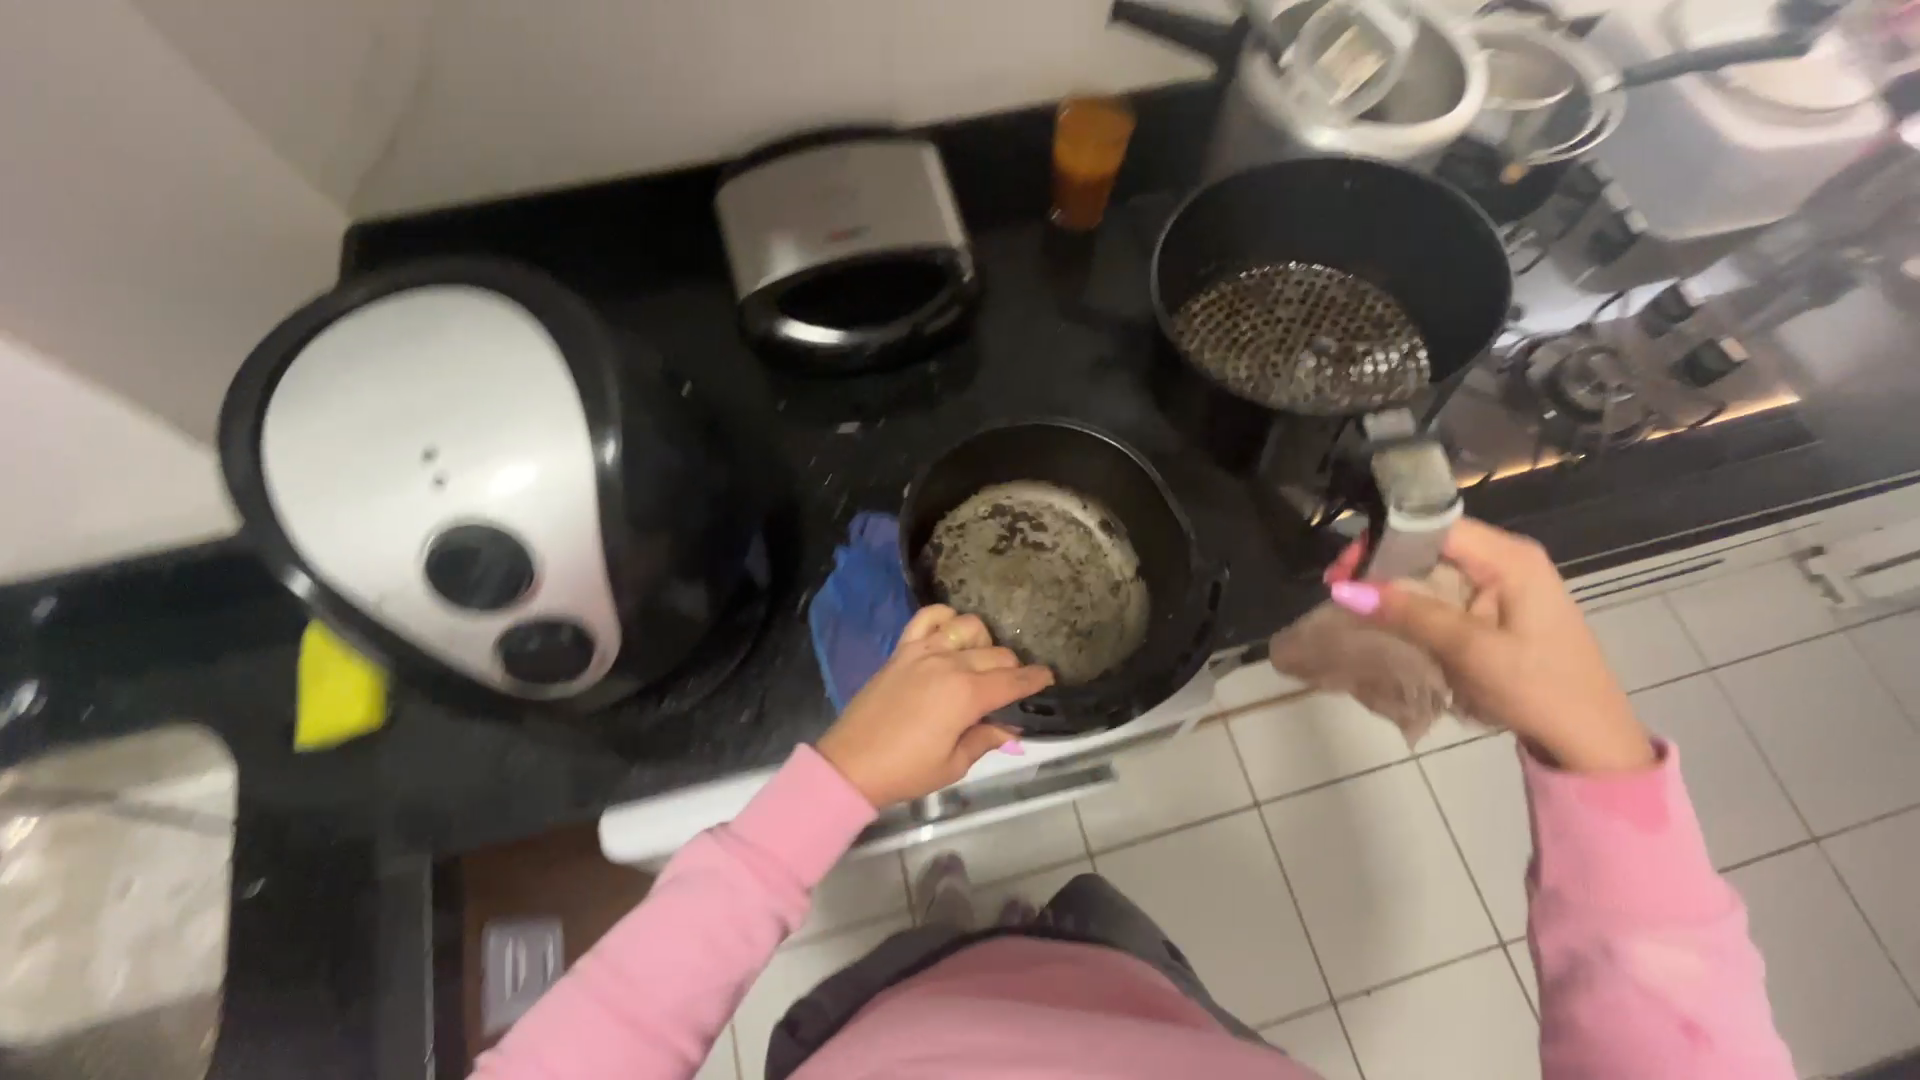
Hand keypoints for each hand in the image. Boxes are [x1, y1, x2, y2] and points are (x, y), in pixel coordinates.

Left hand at [816, 605, 1055, 807]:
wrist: (851, 764)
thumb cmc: (906, 771)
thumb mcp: (954, 765)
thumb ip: (986, 739)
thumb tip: (1010, 727)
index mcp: (967, 696)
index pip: (1013, 680)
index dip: (1036, 680)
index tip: (1047, 679)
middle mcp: (949, 664)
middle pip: (997, 654)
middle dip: (1013, 669)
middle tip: (1011, 687)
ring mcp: (923, 652)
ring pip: (969, 627)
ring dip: (983, 641)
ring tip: (980, 662)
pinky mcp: (902, 650)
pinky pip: (928, 618)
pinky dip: (945, 617)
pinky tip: (951, 632)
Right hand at [1327, 518, 1655, 773]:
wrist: (1590, 739)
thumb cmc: (1538, 689)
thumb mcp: (1470, 650)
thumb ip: (1409, 614)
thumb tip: (1344, 589)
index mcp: (1510, 558)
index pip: (1431, 527)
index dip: (1381, 542)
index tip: (1342, 573)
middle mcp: (1506, 560)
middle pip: (1429, 543)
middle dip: (1380, 564)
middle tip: (1338, 591)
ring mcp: (1504, 584)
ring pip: (1433, 569)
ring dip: (1392, 585)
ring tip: (1353, 605)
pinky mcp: (1497, 609)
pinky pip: (1444, 592)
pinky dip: (1412, 602)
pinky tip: (1387, 618)